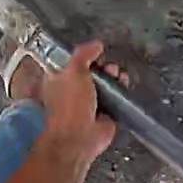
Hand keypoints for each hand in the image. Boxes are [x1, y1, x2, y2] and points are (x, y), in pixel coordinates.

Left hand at [38, 41, 117, 165]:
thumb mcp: (74, 71)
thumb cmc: (70, 105)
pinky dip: (121, 91)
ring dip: (113, 77)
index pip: (72, 62)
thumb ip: (84, 55)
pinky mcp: (105, 113)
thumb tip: (96, 44)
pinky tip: (124, 84)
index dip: (85, 56)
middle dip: (103, 66)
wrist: (79, 137)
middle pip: (92, 72)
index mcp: (59, 79)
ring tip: (117, 74)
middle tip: (109, 66)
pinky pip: (115, 98)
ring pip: (105, 84)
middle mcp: (73, 90)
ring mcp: (89, 103)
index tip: (96, 51)